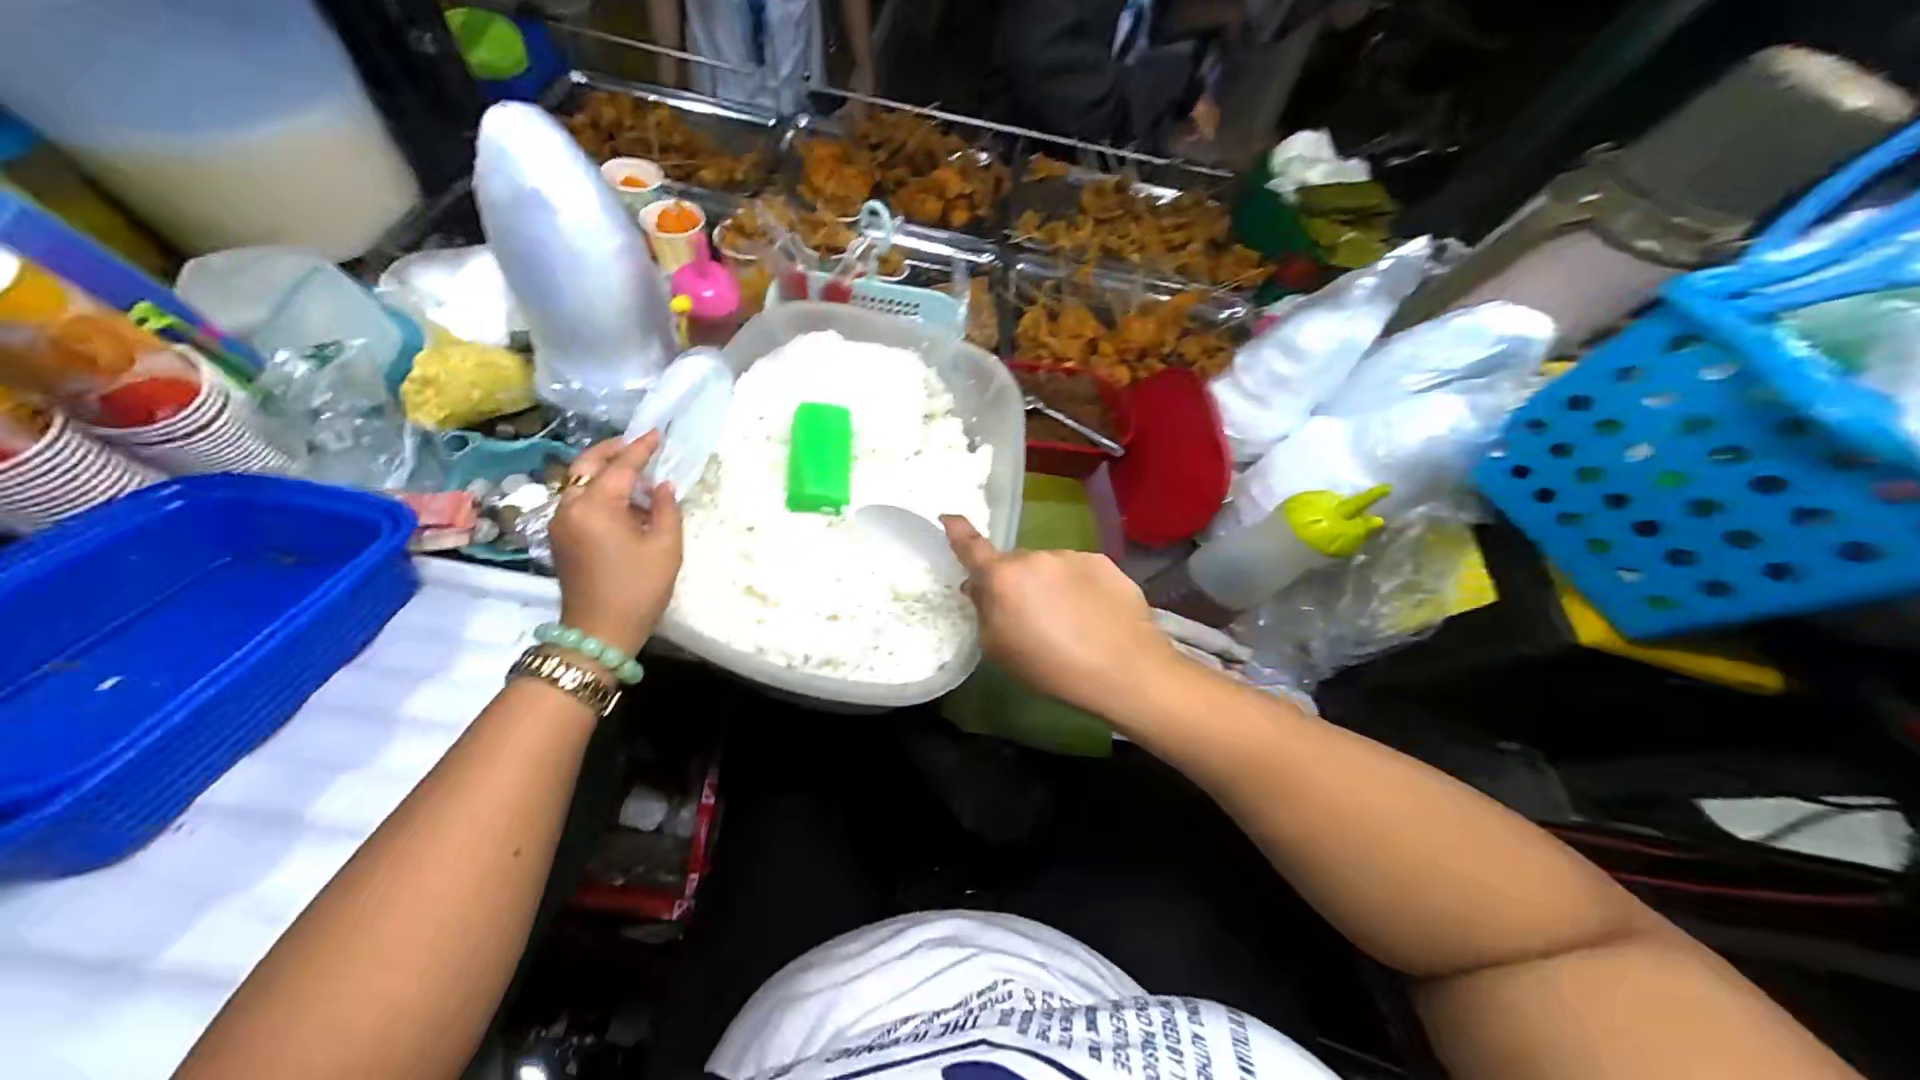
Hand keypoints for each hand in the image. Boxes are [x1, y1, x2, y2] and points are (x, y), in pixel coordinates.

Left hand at [549, 433, 683, 656]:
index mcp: (596, 507)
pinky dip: (596, 490)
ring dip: (603, 470)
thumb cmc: (638, 589)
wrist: (599, 631)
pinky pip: (577, 500)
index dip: (641, 449)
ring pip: (578, 482)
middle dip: (612, 451)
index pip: (620, 467)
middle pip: (586, 465)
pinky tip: (621, 499)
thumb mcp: (666, 548)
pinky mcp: (561, 537)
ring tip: (633, 471)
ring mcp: (560, 523)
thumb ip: (667, 510)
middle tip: (638, 444)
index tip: (657, 434)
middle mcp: (570, 508)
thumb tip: (662, 486)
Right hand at [943, 516, 1183, 716]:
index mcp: (1003, 577)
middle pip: (1015, 565)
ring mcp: (1073, 556)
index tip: (949, 518)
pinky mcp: (1104, 563)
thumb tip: (980, 589)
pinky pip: (1079, 573)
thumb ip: (984, 612)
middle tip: (1028, 619)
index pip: (971, 547)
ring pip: (1049, 569)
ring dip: (1050, 587)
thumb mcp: (1000, 650)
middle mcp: (1036, 557)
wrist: (1124, 669)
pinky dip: (1079, 589)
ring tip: (1068, 624)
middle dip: (1015, 584)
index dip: (957, 532)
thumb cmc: (1051, 667)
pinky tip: (1093, 617)